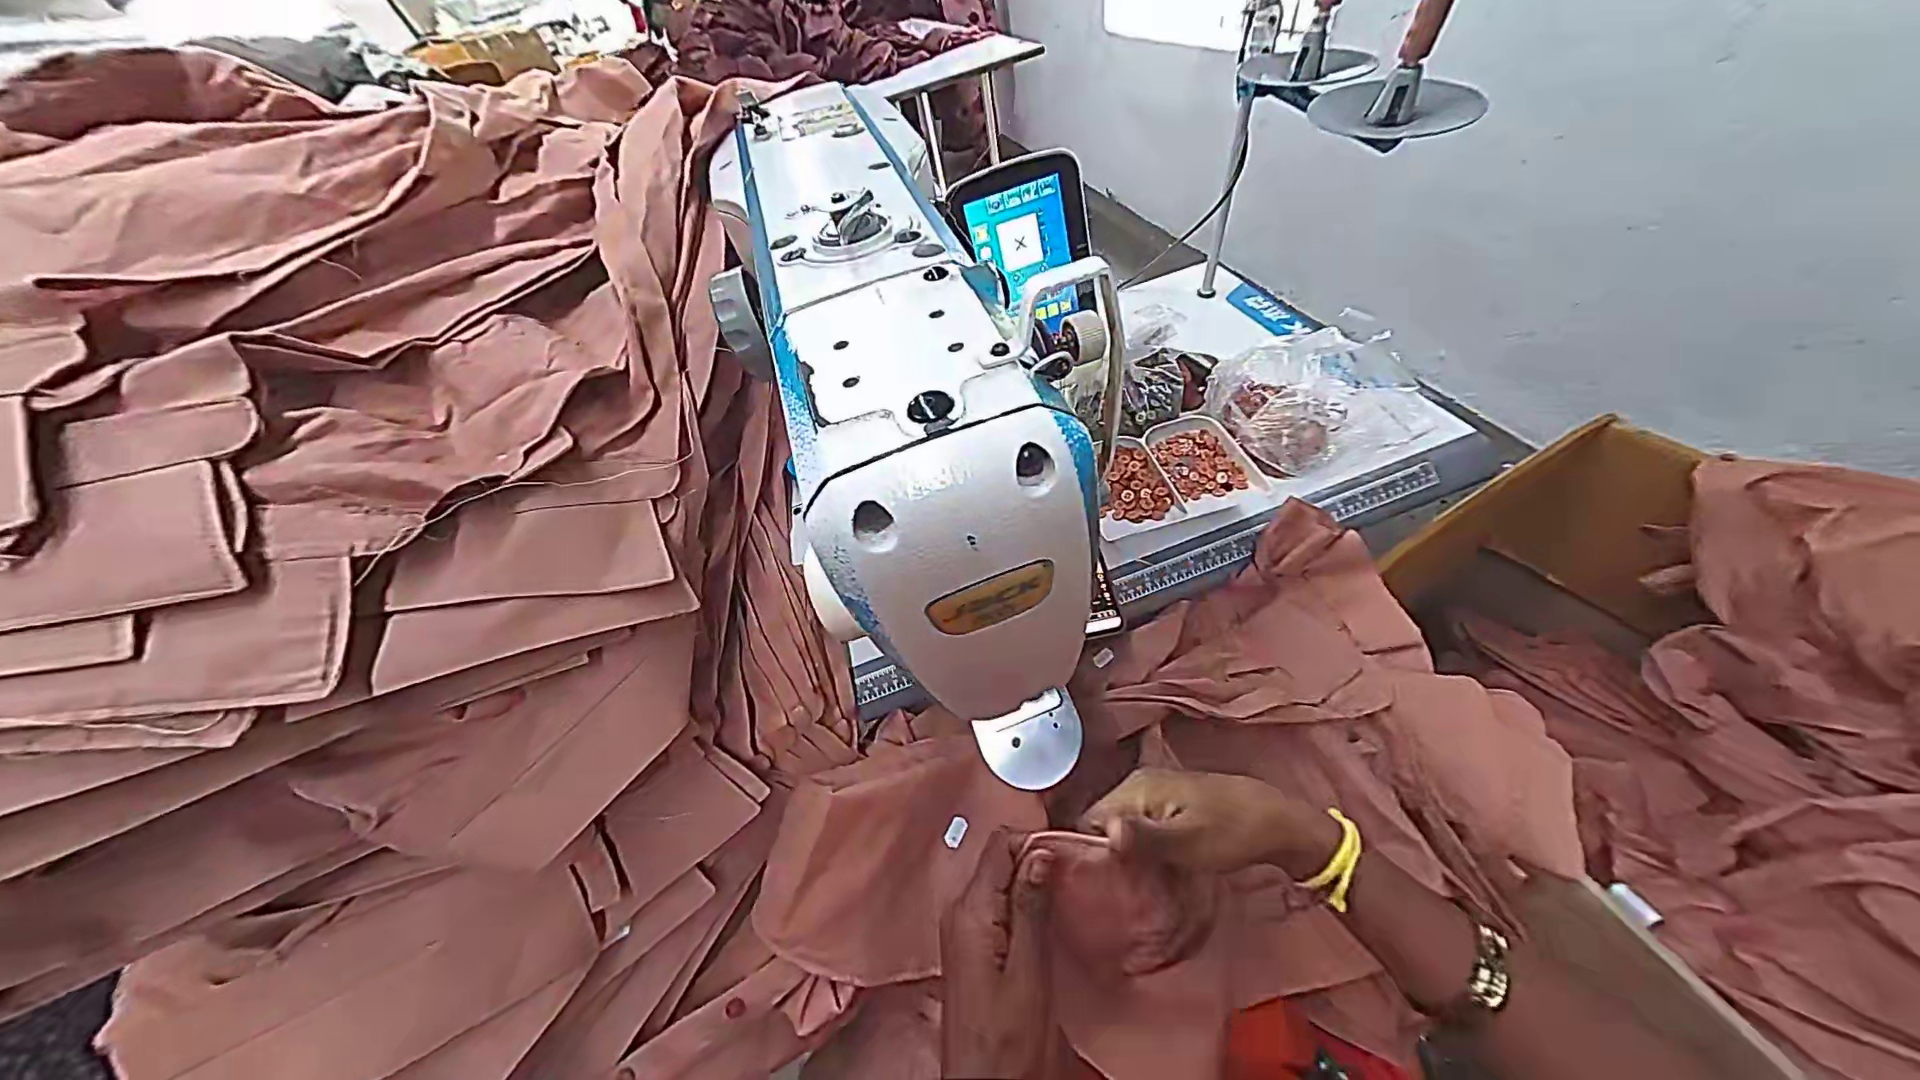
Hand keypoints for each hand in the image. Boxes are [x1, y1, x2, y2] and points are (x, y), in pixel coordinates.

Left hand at [941, 830, 1053, 1078]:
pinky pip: (996, 904)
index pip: (999, 844)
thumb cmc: (1007, 1044)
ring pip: (998, 880)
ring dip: (1029, 881)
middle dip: (1033, 859)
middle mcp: (959, 910)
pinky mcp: (971, 946)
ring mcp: (962, 928)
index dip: (1034, 841)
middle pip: (998, 859)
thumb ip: (1031, 907)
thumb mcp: (1028, 973)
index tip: (1067, 853)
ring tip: (1063, 894)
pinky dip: (1020, 902)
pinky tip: (1044, 918)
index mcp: (970, 910)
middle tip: (1071, 874)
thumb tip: (1040, 851)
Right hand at [1080, 768, 1341, 878]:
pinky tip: (1157, 866)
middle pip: (1104, 822)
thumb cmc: (1233, 833)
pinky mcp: (1169, 801)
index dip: (1092, 851)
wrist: (1278, 821)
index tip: (1104, 881)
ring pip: (1123, 825)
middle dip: (1111, 854)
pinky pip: (1141, 824)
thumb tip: (1108, 830)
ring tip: (1141, 881)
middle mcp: (1138, 783)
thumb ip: (1145, 838)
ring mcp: (1153, 790)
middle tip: (1125, 886)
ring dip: (1129, 853)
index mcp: (1136, 787)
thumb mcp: (1189, 843)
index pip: (1089, 820)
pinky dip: (1144, 846)